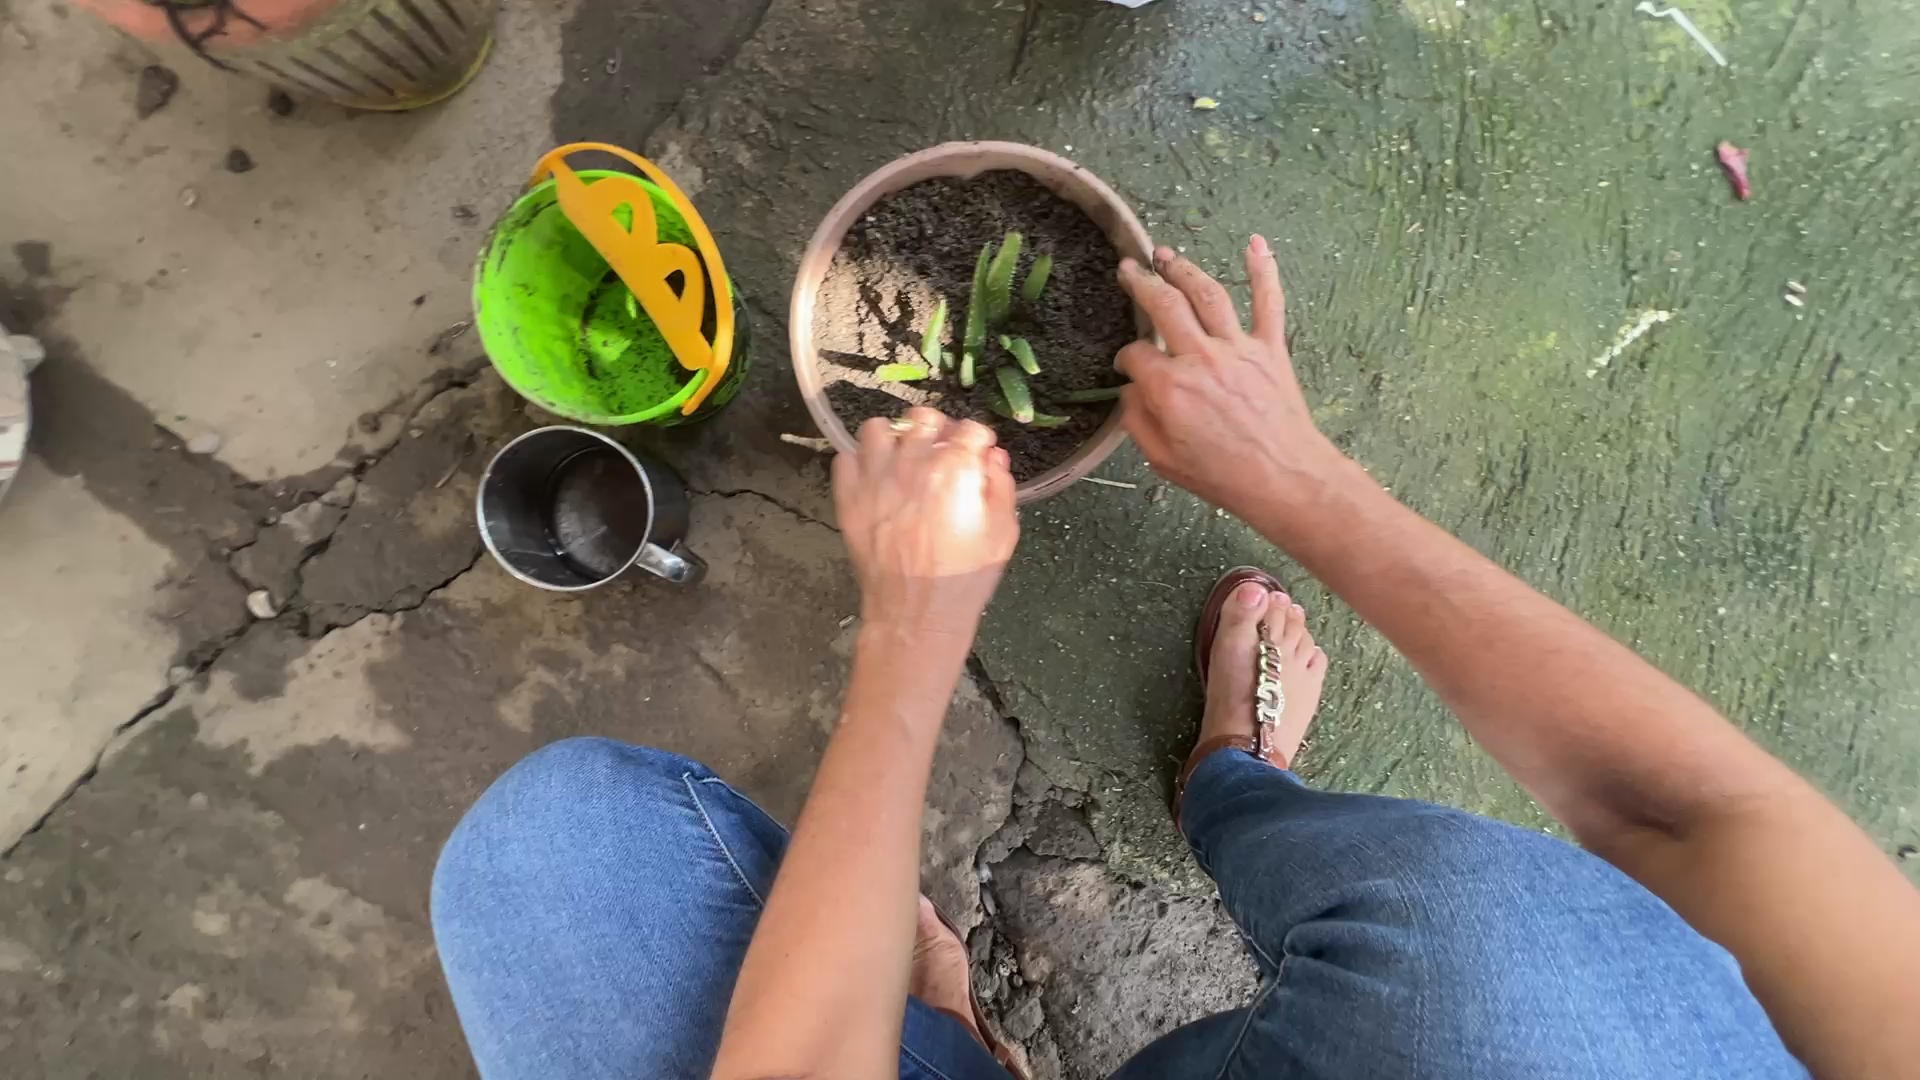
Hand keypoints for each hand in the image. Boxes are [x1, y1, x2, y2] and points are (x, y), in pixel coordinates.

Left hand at [832, 407, 1018, 639]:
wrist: (916, 614)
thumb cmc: (965, 578)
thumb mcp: (1003, 533)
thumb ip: (1001, 485)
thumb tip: (993, 456)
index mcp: (955, 469)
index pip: (969, 428)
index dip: (978, 439)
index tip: (978, 451)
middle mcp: (912, 463)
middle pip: (923, 419)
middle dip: (938, 429)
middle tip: (941, 450)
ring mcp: (875, 478)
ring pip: (878, 429)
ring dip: (894, 439)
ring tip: (902, 458)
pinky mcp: (849, 497)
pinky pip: (845, 458)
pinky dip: (860, 462)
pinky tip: (875, 478)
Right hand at [1116, 237, 1346, 516]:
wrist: (1282, 477)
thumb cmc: (1219, 475)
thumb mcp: (1162, 459)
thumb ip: (1137, 420)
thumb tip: (1131, 390)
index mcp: (1169, 387)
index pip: (1136, 355)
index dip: (1124, 358)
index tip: (1125, 366)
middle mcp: (1200, 357)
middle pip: (1165, 306)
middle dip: (1142, 283)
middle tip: (1128, 268)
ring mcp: (1239, 347)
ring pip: (1208, 294)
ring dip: (1184, 268)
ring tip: (1165, 253)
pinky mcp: (1271, 348)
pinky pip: (1268, 302)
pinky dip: (1264, 270)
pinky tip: (1256, 244)